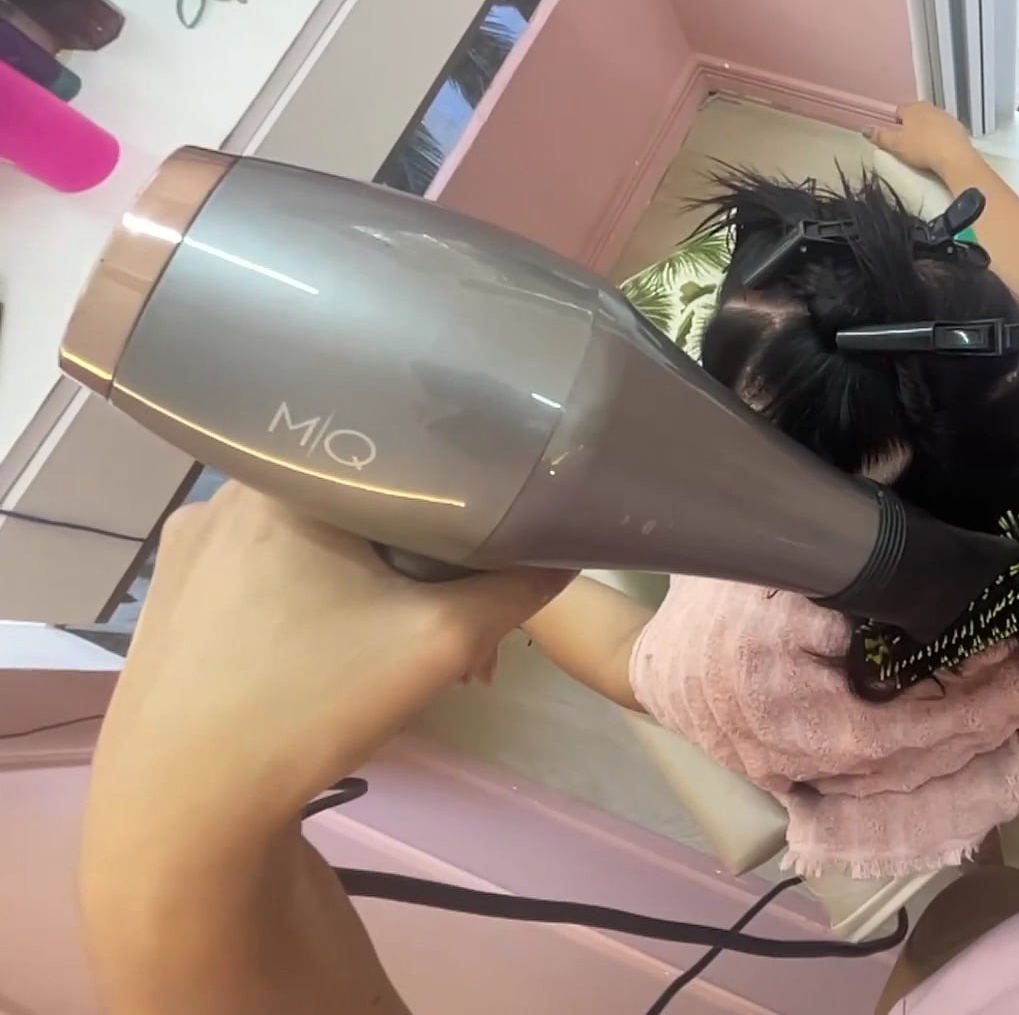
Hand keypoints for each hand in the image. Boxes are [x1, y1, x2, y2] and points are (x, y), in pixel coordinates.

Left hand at [85, 484, 571, 852]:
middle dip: (426, 549)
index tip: (499, 533)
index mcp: (278, 489)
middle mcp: (224, 502)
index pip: (405, 468)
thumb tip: (569, 552)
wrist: (183, 818)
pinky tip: (350, 636)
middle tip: (462, 599)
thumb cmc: (311, 706)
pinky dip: (334, 589)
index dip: (464, 499)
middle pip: (368, 506)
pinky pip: (287, 566)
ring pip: (331, 539)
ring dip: (382, 572)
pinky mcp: (182, 593)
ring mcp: (192, 549)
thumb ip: (521, 587)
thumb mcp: (446, 640)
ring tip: (414, 624)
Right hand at [869, 101, 977, 175]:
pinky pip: (946, 130)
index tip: (897, 137)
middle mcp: (929, 106)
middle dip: (913, 125)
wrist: (954, 156)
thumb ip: (880, 136)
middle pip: (917, 113)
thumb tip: (863, 129)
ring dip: (928, 130)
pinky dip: (942, 136)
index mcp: (912, 108)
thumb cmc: (921, 149)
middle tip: (911, 144)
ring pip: (932, 120)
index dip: (896, 123)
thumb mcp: (896, 145)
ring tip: (926, 148)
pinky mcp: (959, 127)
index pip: (899, 110)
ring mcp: (946, 116)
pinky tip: (941, 150)